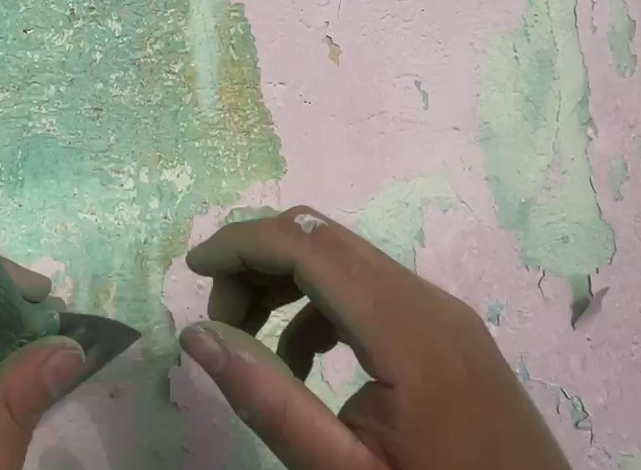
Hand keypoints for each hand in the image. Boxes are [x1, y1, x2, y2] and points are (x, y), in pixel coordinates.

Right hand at [178, 206, 570, 469]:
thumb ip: (269, 403)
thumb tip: (197, 333)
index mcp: (408, 331)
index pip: (305, 246)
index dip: (240, 244)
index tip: (192, 272)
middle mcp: (428, 302)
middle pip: (320, 238)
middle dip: (255, 261)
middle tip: (219, 320)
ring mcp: (444, 315)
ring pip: (341, 258)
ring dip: (283, 281)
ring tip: (250, 340)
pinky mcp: (448, 334)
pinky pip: (366, 289)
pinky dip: (317, 304)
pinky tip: (302, 362)